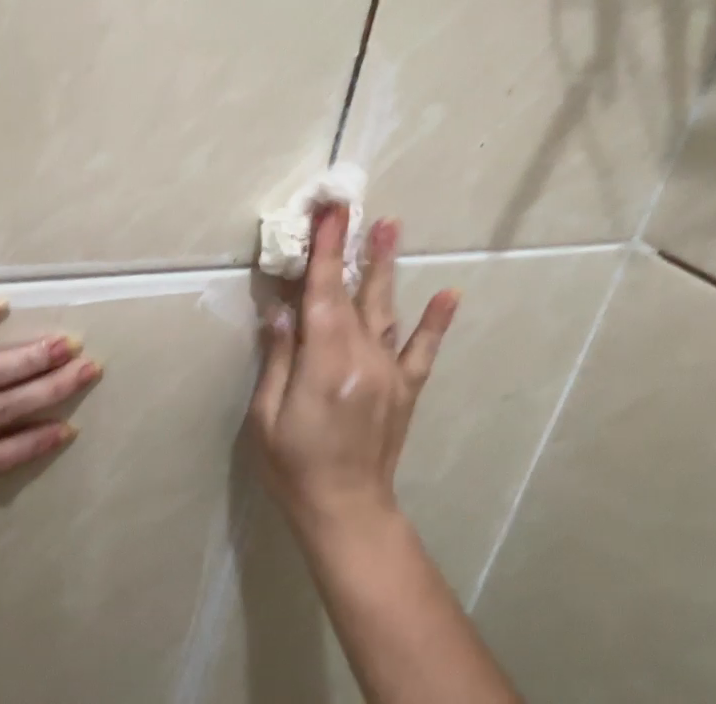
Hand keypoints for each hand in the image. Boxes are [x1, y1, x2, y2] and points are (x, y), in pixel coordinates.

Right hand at [248, 207, 457, 538]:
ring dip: (385, 266)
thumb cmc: (293, 466)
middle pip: (351, 292)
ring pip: (385, 309)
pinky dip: (435, 322)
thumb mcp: (266, 416)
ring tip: (391, 225)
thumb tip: (280, 310)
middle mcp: (361, 359)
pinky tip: (449, 293)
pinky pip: (422, 350)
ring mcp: (388, 372)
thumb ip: (278, 359)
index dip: (322, 250)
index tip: (327, 213)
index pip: (320, 293)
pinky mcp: (404, 389)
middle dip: (349, 245)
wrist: (346, 511)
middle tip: (353, 205)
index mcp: (324, 363)